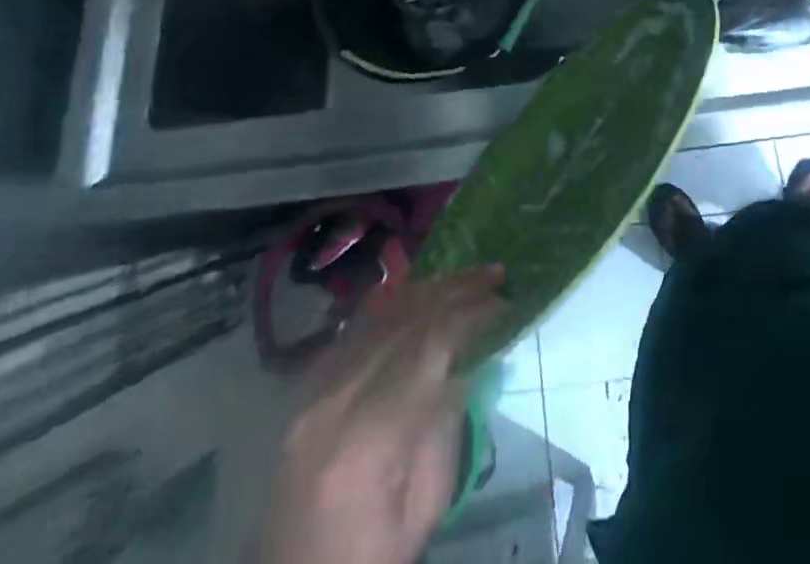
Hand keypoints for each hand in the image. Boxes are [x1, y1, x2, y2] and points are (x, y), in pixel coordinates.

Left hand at [260, 266, 504, 563]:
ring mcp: (311, 389)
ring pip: (376, 318)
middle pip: (402, 323)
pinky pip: (354, 331)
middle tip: (494, 273)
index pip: (428, 349)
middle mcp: (334, 398)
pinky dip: (392, 306)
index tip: (506, 300)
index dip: (470, 315)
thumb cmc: (373, 550)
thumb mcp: (426, 502)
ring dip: (425, 290)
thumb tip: (469, 358)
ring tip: (465, 275)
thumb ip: (445, 424)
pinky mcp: (303, 387)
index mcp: (370, 437)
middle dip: (453, 291)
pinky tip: (420, 294)